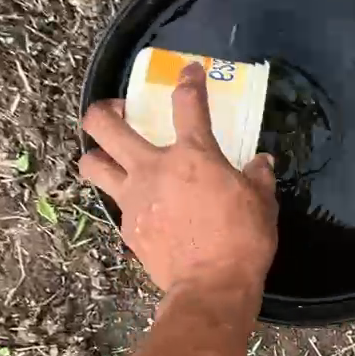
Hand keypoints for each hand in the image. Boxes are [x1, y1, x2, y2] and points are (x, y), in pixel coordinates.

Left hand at [79, 63, 277, 309]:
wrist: (211, 285)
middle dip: (107, 109)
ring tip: (113, 156)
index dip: (188, 80)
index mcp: (194, 156)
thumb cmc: (244, 239)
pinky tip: (144, 204)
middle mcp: (154, 167)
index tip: (189, 70)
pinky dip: (126, 196)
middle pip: (104, 124)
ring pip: (91, 162)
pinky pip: (115, 201)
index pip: (187, 103)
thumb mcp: (263, 203)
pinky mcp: (128, 225)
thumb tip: (260, 162)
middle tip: (122, 111)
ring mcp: (134, 197)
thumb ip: (258, 177)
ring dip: (98, 153)